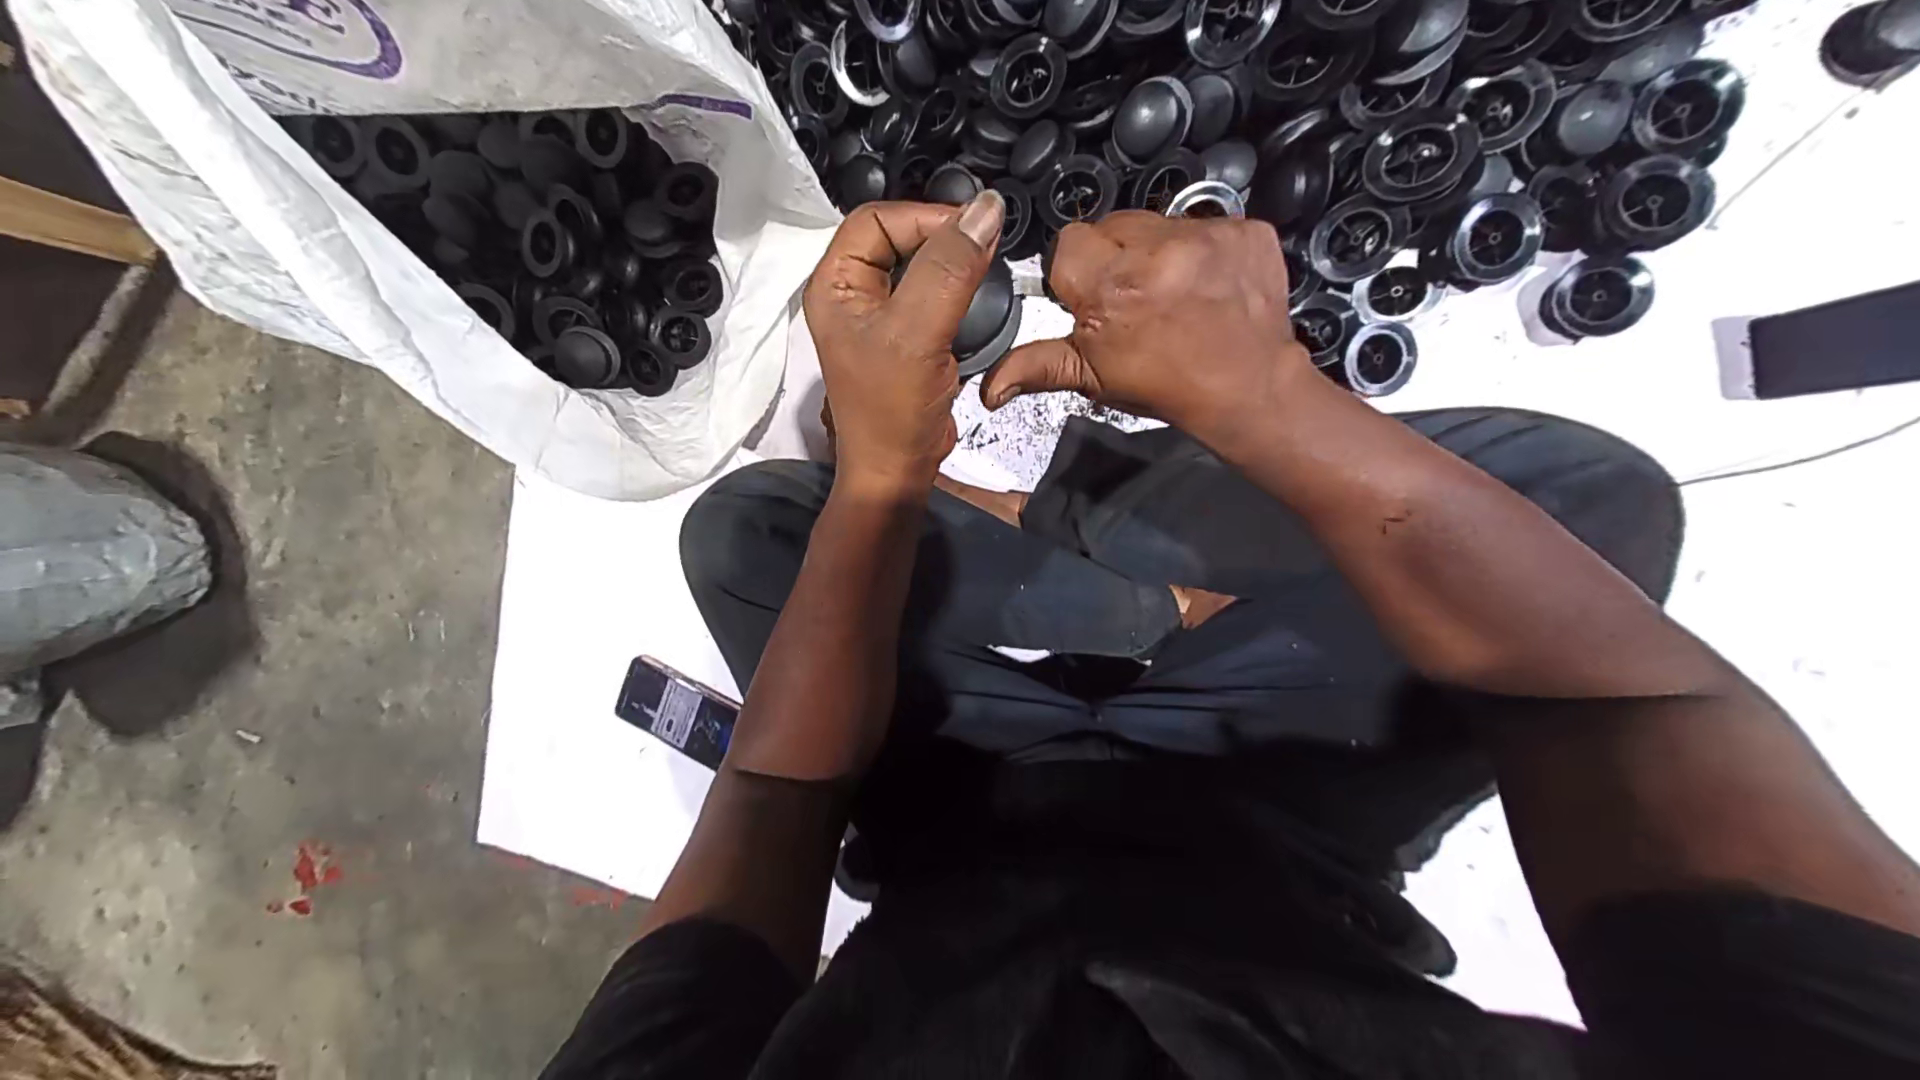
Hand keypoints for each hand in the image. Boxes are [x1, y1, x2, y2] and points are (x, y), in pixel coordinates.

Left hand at [803, 193, 1004, 493]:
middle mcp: (855, 297)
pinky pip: (935, 299)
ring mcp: (882, 320)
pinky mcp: (909, 341)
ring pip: (921, 269)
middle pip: (900, 240)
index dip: (924, 217)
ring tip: (986, 269)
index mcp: (836, 285)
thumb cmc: (891, 411)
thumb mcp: (917, 332)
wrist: (898, 471)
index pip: (877, 220)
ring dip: (955, 265)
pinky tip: (979, 298)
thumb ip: (949, 269)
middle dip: (944, 238)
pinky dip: (959, 294)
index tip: (972, 228)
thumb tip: (986, 210)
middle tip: (985, 246)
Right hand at [980, 212, 1313, 433]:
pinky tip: (1201, 283)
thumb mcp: (1093, 377)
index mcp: (1110, 289)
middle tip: (1133, 298)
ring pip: (1156, 221)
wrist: (1246, 387)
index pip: (1069, 244)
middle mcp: (1156, 253)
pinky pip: (1202, 222)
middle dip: (1115, 257)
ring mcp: (1204, 237)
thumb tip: (992, 387)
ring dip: (1156, 251)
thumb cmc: (1169, 385)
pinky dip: (1198, 249)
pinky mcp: (1242, 229)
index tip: (1093, 296)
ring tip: (1169, 292)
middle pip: (1112, 226)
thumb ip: (1037, 367)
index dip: (1077, 272)